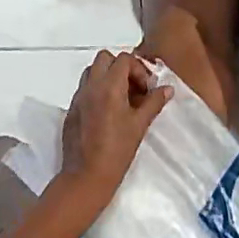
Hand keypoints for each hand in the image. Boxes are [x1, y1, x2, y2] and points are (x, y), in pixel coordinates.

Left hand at [54, 51, 172, 211]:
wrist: (85, 179)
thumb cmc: (116, 151)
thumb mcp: (140, 125)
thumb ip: (154, 102)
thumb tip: (167, 89)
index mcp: (109, 86)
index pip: (124, 59)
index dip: (139, 69)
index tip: (146, 88)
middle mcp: (91, 86)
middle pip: (104, 58)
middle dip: (120, 67)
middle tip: (133, 87)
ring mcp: (78, 98)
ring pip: (91, 72)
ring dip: (106, 76)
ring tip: (120, 97)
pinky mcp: (71, 110)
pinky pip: (84, 89)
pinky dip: (96, 91)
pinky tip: (106, 112)